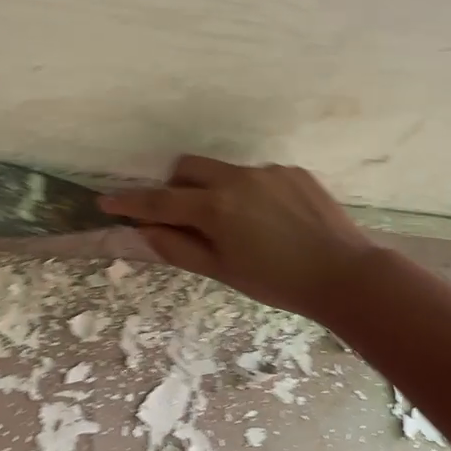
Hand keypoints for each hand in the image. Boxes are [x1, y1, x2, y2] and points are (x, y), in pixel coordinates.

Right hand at [100, 156, 380, 318]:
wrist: (344, 274)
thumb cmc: (277, 283)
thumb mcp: (222, 271)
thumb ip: (179, 248)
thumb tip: (145, 231)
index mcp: (215, 208)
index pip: (159, 201)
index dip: (130, 202)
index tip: (106, 201)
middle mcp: (237, 179)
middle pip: (187, 167)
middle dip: (175, 185)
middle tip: (182, 214)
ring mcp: (268, 171)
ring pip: (224, 172)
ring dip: (216, 191)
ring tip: (240, 227)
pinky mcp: (294, 171)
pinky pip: (258, 176)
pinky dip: (251, 194)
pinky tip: (272, 223)